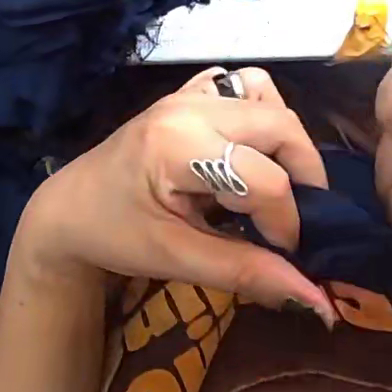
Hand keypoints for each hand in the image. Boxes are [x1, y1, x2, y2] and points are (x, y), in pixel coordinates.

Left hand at [14, 67, 339, 324]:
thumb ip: (247, 272)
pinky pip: (239, 88)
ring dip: (281, 142)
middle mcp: (186, 106)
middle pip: (278, 123)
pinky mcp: (184, 96)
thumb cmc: (113, 233)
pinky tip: (241, 154)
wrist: (68, 208)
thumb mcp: (175, 258)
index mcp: (177, 143)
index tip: (280, 252)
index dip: (286, 221)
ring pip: (265, 98)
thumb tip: (322, 303)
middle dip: (301, 173)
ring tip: (266, 184)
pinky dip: (256, 118)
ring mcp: (184, 95)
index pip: (264, 176)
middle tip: (290, 217)